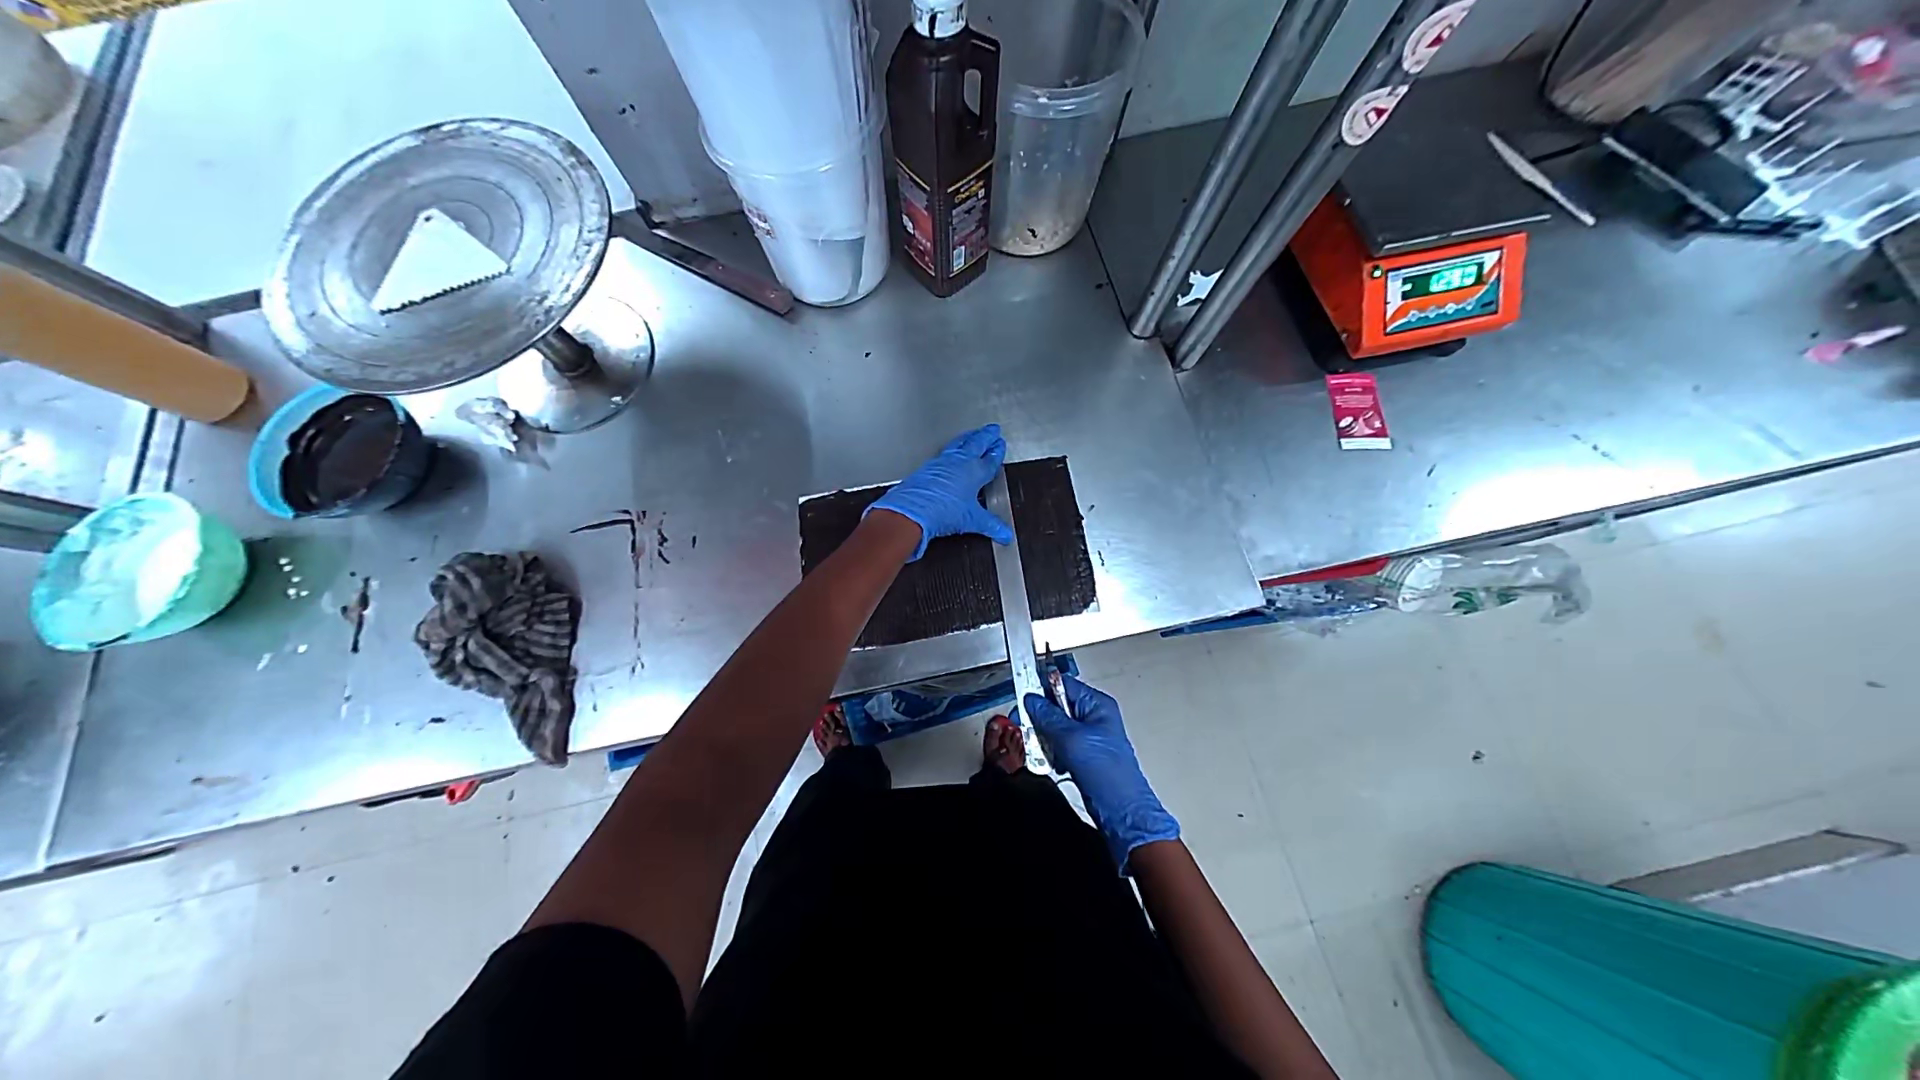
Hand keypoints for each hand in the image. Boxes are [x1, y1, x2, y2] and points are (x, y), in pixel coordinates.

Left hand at [865, 424, 1013, 560]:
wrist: (913, 510)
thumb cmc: (943, 510)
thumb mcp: (973, 520)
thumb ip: (991, 525)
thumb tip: (1004, 534)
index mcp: (975, 471)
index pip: (990, 459)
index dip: (997, 452)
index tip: (1000, 444)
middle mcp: (959, 462)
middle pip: (976, 443)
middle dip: (986, 436)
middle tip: (993, 429)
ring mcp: (941, 462)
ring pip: (959, 443)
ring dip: (968, 437)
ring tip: (973, 434)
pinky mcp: (927, 467)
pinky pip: (943, 453)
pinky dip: (951, 449)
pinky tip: (949, 453)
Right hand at [1025, 676, 1178, 873]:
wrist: (1121, 811)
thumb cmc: (1108, 773)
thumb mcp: (1072, 738)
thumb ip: (1048, 716)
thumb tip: (1032, 699)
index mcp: (1097, 705)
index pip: (1063, 684)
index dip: (1042, 688)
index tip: (1022, 696)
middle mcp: (1093, 718)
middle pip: (1056, 706)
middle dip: (1039, 717)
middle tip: (1023, 726)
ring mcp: (1088, 738)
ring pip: (1055, 728)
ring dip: (1043, 737)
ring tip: (1038, 748)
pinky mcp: (1082, 757)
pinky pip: (1058, 746)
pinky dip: (1050, 753)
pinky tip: (1050, 763)